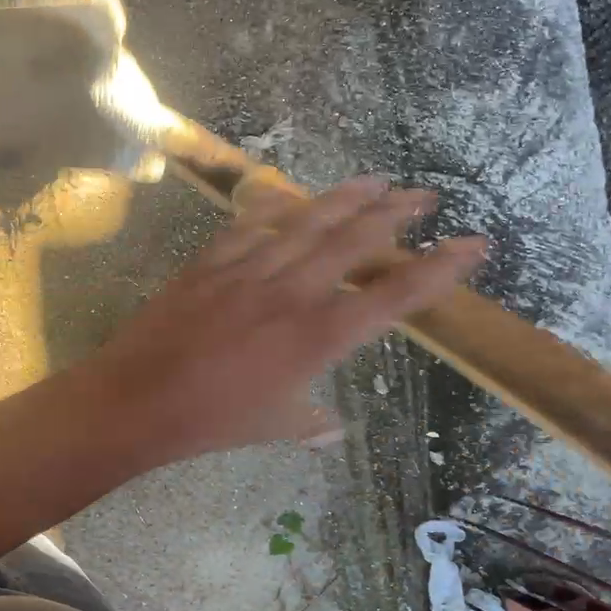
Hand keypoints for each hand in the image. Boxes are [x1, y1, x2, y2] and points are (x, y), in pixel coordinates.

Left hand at [94, 175, 484, 457]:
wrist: (135, 399)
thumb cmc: (208, 421)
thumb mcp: (272, 426)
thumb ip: (307, 421)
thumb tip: (330, 429)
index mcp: (317, 338)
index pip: (394, 296)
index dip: (440, 269)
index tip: (474, 244)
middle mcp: (287, 296)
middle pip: (352, 243)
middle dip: (392, 214)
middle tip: (424, 194)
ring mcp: (241, 275)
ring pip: (300, 226)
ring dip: (340, 200)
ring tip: (372, 181)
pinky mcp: (201, 268)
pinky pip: (241, 230)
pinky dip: (267, 209)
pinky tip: (284, 195)